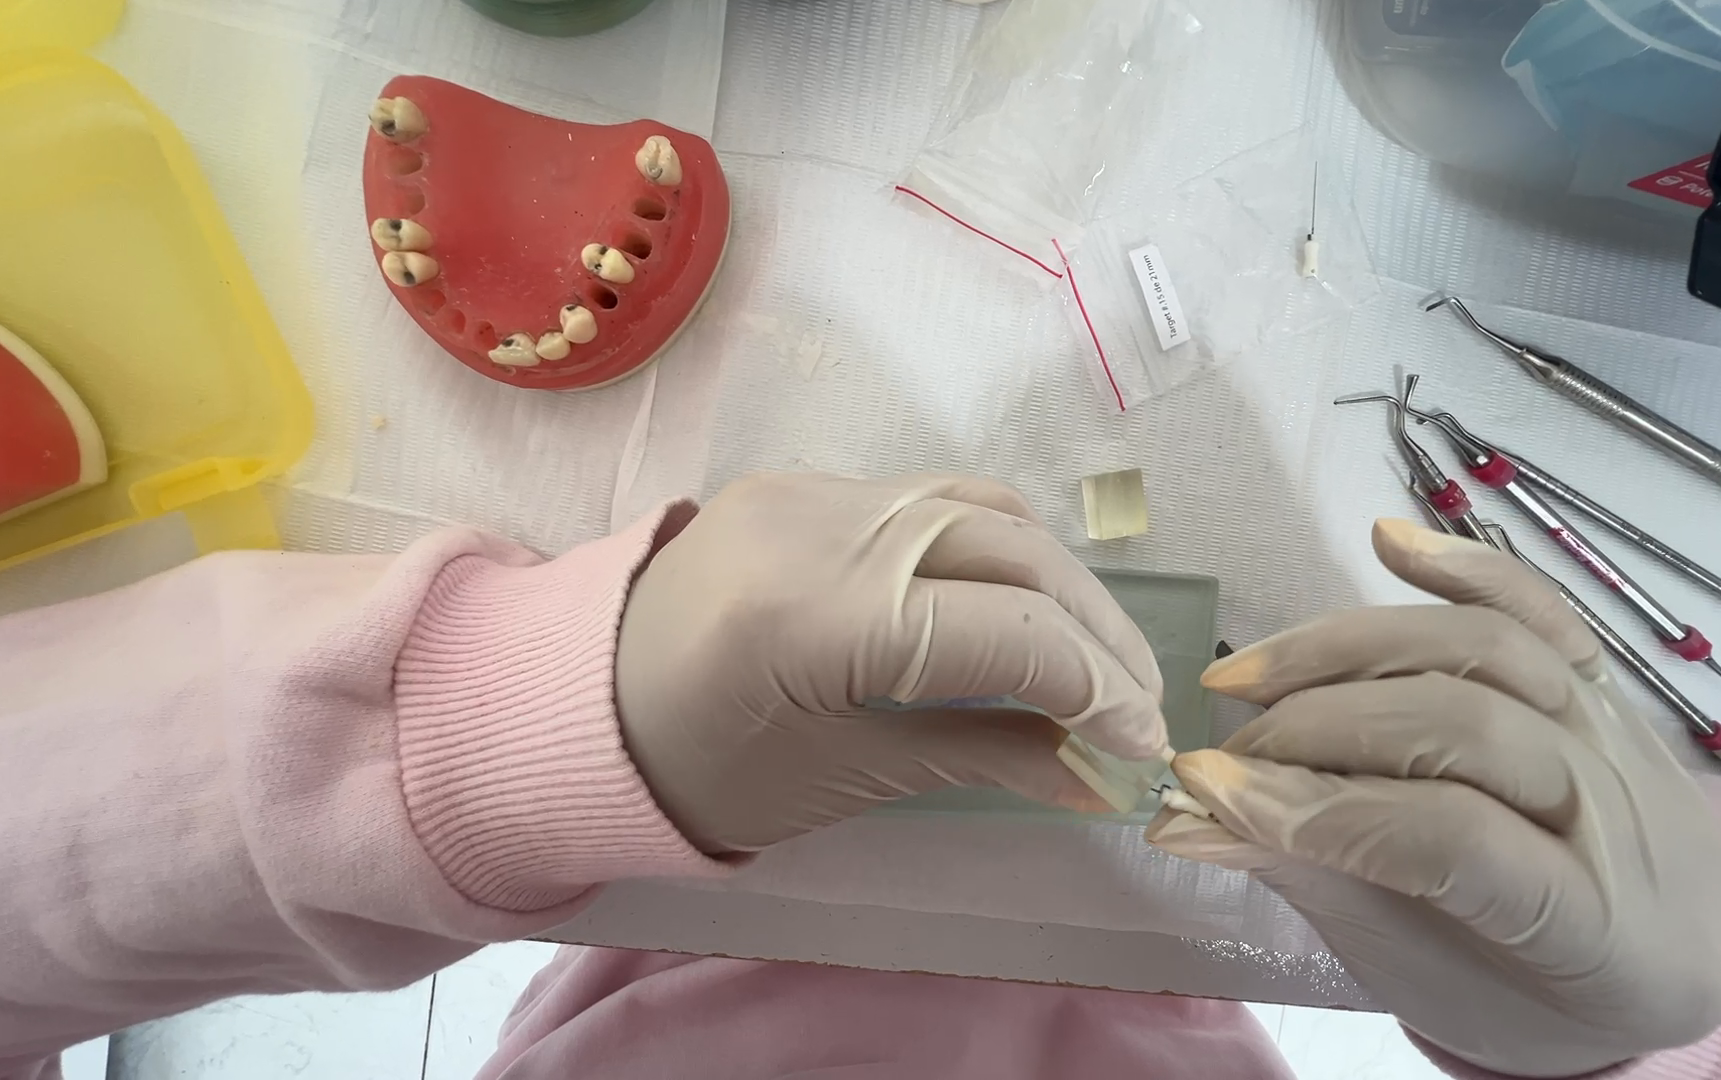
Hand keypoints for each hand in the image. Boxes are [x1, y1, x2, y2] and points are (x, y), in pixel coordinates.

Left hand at [616, 472, 1166, 853]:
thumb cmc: (697, 771)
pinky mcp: (810, 481)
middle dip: (1094, 625)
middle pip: (1007, 546)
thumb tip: (1098, 776)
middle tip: (1141, 694)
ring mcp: (811, 485)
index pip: (997, 626)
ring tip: (1097, 648)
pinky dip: (996, 547)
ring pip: (980, 507)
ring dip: (1057, 575)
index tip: (1141, 744)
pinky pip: (931, 500)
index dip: (1090, 684)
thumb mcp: (842, 778)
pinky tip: (1021, 597)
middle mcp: (817, 521)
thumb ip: (979, 758)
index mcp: (808, 613)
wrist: (579, 702)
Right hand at [1146, 519, 1720, 1077]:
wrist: (1642, 970)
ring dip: (1344, 649)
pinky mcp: (1603, 683)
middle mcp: (1627, 814)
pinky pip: (1537, 608)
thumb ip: (1293, 870)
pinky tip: (1383, 539)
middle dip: (1313, 728)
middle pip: (1456, 725)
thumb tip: (1172, 819)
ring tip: (1251, 674)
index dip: (1313, 806)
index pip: (1445, 836)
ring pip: (1479, 649)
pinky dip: (1460, 565)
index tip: (1203, 787)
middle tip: (1225, 752)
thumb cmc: (1505, 986)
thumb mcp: (1398, 955)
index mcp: (1597, 928)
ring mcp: (1620, 733)